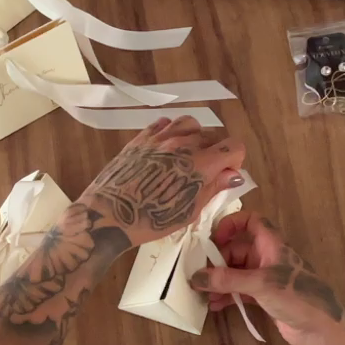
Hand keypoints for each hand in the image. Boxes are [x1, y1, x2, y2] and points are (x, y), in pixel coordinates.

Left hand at [78, 117, 246, 247]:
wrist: (109, 214)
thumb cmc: (151, 221)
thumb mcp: (189, 212)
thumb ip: (213, 188)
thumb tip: (233, 175)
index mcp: (200, 165)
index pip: (233, 146)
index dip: (235, 160)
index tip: (226, 172)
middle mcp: (184, 144)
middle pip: (213, 135)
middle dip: (216, 152)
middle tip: (205, 171)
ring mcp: (161, 137)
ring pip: (190, 124)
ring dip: (195, 137)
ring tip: (187, 155)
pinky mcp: (142, 137)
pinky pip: (164, 123)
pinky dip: (172, 132)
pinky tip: (167, 148)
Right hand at [190, 213, 344, 344]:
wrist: (320, 329)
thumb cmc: (296, 296)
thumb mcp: (260, 284)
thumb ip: (227, 279)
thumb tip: (196, 277)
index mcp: (271, 244)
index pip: (251, 221)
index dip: (231, 224)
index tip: (213, 239)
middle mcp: (267, 257)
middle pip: (236, 250)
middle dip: (217, 262)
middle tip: (198, 275)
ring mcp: (265, 278)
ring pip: (235, 272)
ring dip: (219, 281)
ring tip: (201, 293)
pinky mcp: (264, 297)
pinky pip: (239, 290)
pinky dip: (227, 295)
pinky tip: (213, 305)